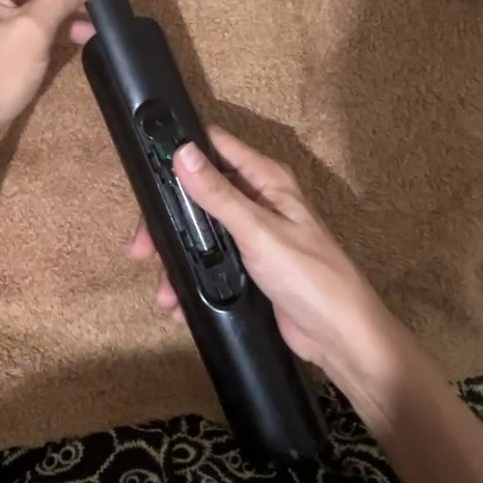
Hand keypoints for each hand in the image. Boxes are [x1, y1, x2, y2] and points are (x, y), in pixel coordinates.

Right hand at [128, 127, 404, 390]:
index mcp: (266, 179)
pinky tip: (180, 303)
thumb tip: (183, 152)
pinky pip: (210, 261)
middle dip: (169, 220)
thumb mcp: (258, 231)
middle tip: (142, 248)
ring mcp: (252, 233)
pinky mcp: (249, 265)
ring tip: (163, 292)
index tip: (147, 170)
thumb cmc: (310, 276)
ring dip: (177, 257)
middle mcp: (258, 199)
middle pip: (199, 193)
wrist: (340, 336)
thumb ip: (218, 194)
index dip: (182, 151)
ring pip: (201, 232)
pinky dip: (192, 277)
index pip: (216, 146)